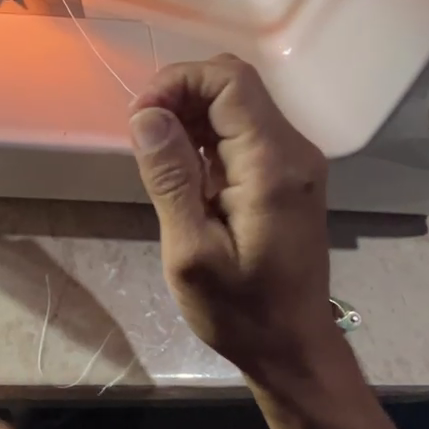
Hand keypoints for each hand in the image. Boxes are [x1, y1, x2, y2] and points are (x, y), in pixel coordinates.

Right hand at [128, 54, 338, 374]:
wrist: (291, 347)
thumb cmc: (239, 310)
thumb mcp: (191, 251)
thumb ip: (170, 178)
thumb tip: (145, 116)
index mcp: (273, 165)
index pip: (230, 81)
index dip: (177, 83)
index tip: (137, 120)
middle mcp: (291, 151)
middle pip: (234, 86)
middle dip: (179, 95)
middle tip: (139, 137)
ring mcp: (291, 163)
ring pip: (235, 106)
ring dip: (188, 115)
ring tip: (153, 156)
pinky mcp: (282, 177)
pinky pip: (239, 134)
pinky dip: (202, 137)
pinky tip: (178, 169)